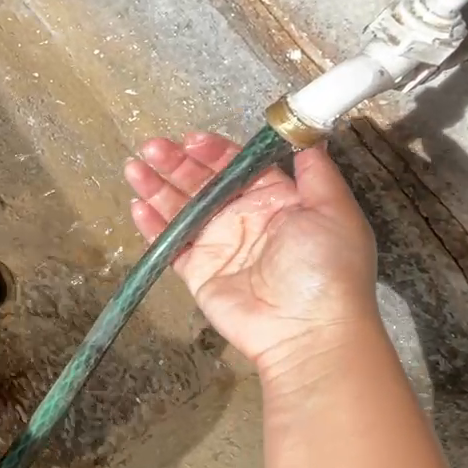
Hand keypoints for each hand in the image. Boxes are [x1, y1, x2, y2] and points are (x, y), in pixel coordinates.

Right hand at [125, 132, 378, 377]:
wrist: (306, 330)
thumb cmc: (325, 269)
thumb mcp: (333, 213)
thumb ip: (316, 174)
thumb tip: (309, 136)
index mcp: (275, 201)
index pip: (236, 167)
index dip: (212, 152)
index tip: (190, 140)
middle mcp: (242, 218)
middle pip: (201, 183)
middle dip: (175, 163)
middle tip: (151, 148)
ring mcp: (216, 244)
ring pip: (178, 208)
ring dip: (155, 186)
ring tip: (133, 169)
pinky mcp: (195, 270)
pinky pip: (168, 243)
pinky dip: (150, 225)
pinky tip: (136, 206)